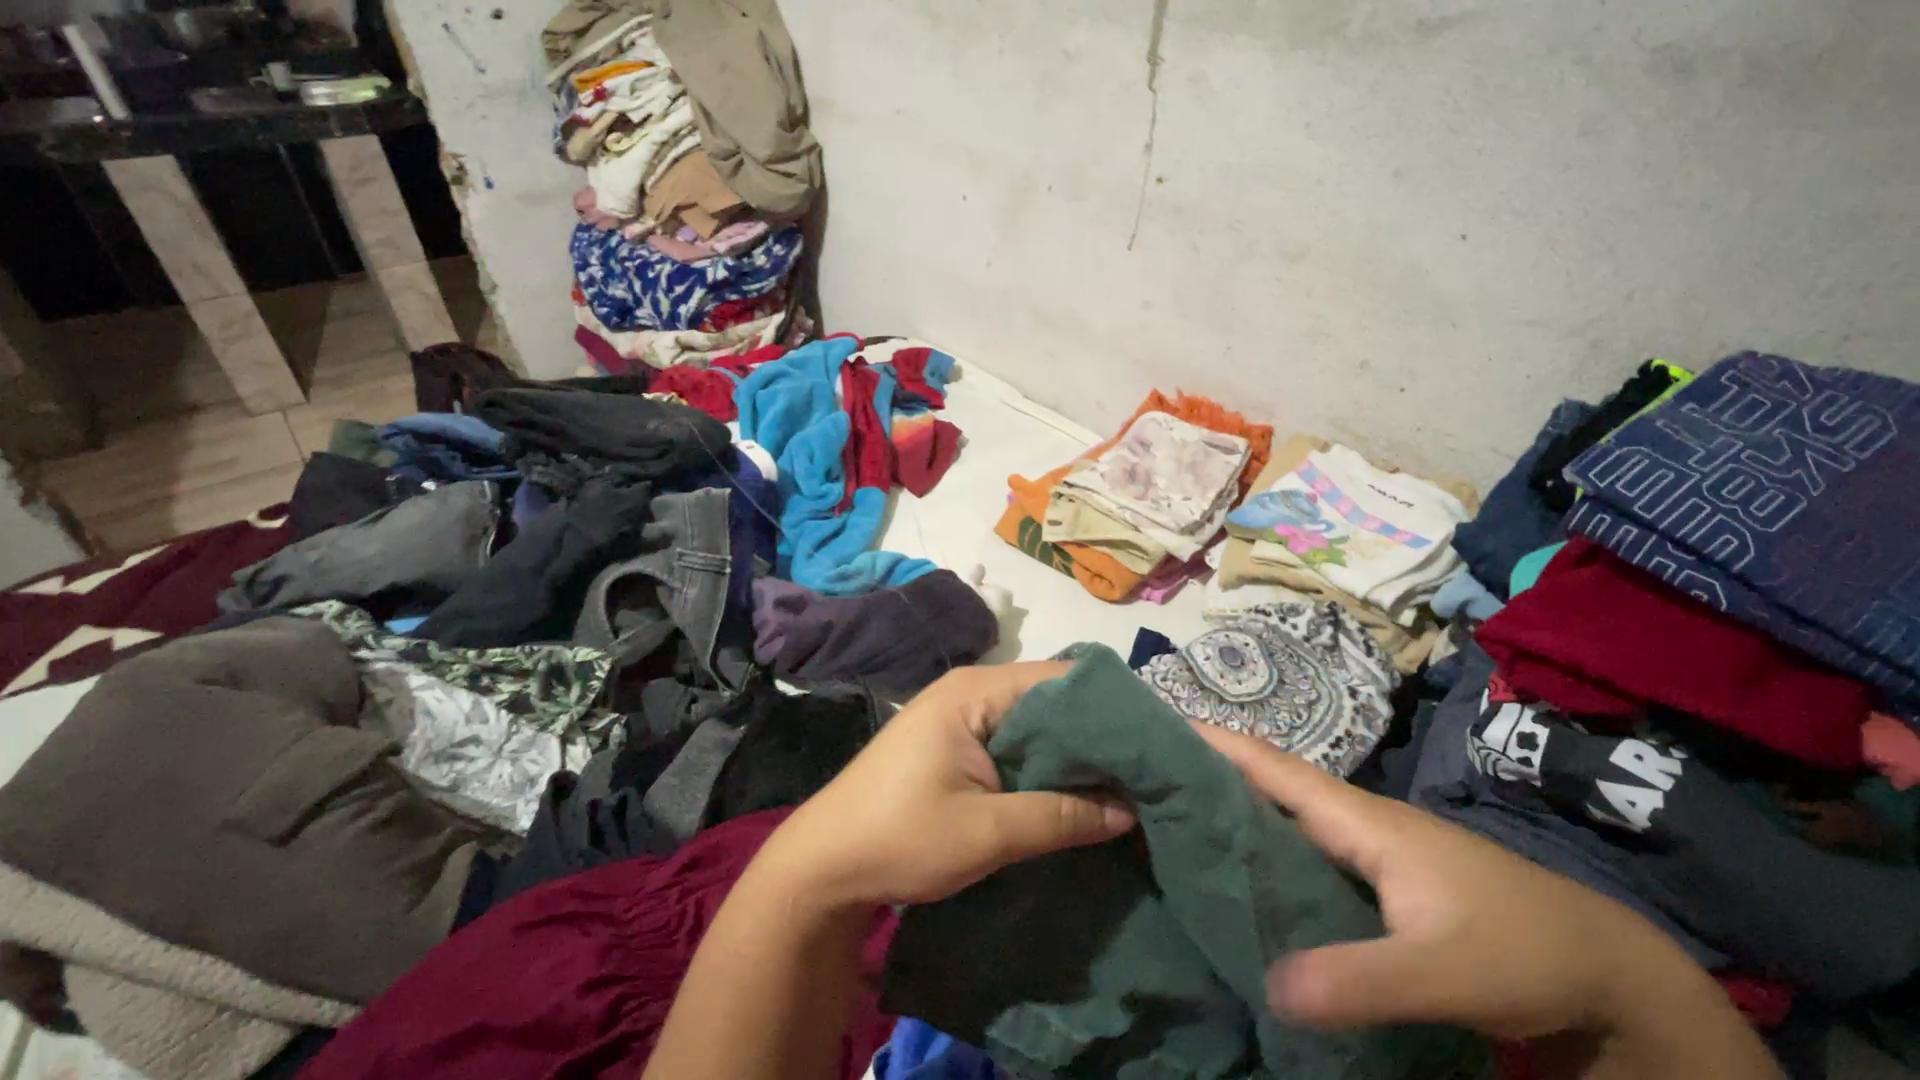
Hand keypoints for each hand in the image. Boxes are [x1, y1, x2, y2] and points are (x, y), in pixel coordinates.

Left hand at [754, 663, 1136, 908]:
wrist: (824, 866)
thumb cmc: (898, 839)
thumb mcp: (986, 833)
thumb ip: (1061, 815)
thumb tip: (1132, 809)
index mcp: (975, 692)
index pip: (1064, 680)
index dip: (1114, 709)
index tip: (1160, 744)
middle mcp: (972, 691)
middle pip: (1054, 699)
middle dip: (1100, 733)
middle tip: (1154, 769)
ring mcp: (962, 717)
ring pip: (1038, 725)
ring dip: (1076, 753)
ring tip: (1130, 783)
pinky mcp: (958, 745)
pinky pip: (1018, 744)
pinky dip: (1049, 765)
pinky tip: (1081, 794)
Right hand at [1191, 724, 1719, 1039]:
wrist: (1610, 976)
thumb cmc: (1528, 952)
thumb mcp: (1446, 970)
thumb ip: (1362, 978)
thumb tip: (1268, 987)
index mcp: (1363, 821)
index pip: (1272, 767)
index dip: (1212, 742)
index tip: (1149, 727)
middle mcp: (1357, 827)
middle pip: (1265, 788)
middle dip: (1203, 776)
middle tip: (1135, 781)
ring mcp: (1369, 858)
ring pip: (1281, 825)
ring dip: (1228, 818)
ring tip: (1164, 826)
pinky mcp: (1378, 890)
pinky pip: (1300, 861)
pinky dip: (1261, 860)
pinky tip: (1235, 886)